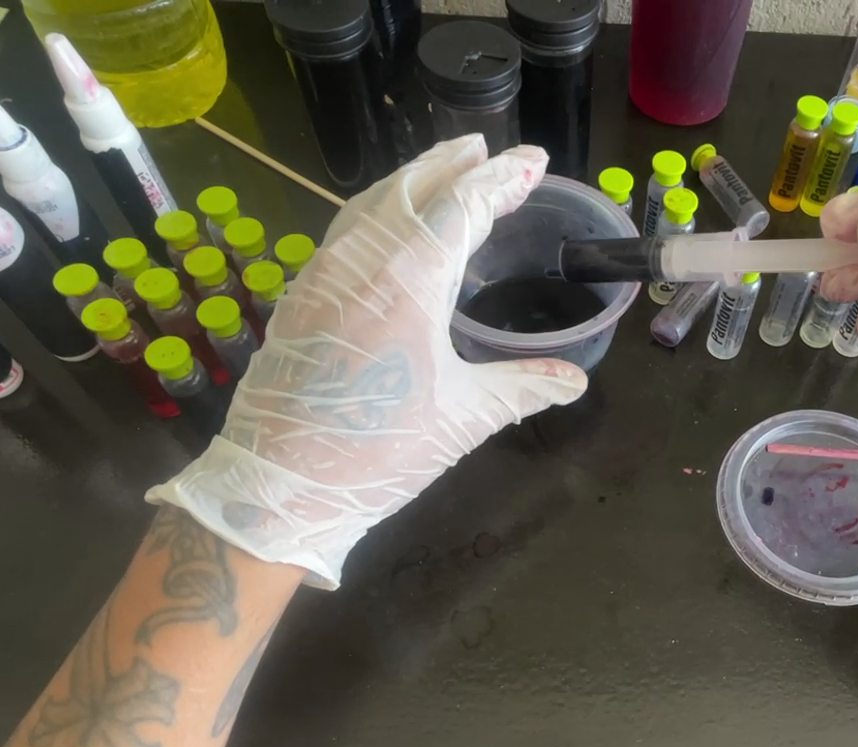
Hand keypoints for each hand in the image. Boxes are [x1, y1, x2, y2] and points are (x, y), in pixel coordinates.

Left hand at [148, 137, 587, 587]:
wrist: (280, 487)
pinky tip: (386, 227)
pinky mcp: (299, 299)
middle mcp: (360, 263)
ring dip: (410, 179)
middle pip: (408, 188)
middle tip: (485, 148)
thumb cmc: (379, 453)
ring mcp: (321, 277)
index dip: (502, 180)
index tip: (533, 161)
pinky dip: (376, 210)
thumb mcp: (463, 422)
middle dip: (451, 163)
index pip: (462, 207)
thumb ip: (524, 389)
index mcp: (408, 283)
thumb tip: (577, 380)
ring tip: (441, 170)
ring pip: (367, 204)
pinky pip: (343, 232)